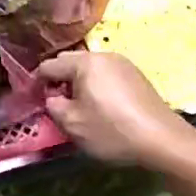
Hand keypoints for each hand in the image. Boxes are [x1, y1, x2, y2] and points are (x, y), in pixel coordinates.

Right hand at [38, 51, 195, 168]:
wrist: (161, 139)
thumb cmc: (111, 130)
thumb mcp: (72, 124)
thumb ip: (53, 106)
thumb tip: (53, 98)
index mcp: (85, 63)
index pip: (49, 66)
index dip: (36, 83)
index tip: (33, 100)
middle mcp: (103, 56)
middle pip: (70, 62)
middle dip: (58, 80)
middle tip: (55, 104)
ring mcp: (123, 63)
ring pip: (89, 68)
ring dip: (78, 83)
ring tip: (78, 107)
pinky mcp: (136, 76)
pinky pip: (106, 75)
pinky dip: (96, 86)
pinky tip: (100, 107)